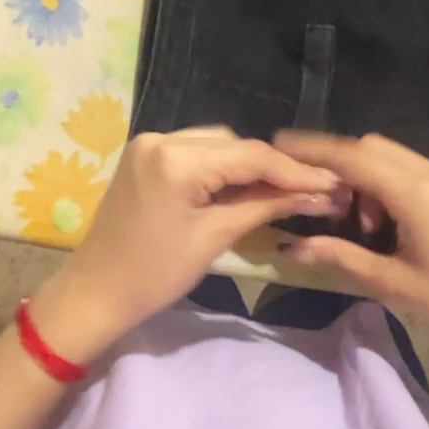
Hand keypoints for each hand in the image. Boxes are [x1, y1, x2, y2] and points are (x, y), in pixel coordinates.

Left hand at [27, 128, 338, 362]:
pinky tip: (244, 185)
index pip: (249, 155)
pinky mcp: (144, 155)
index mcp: (175, 158)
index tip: (332, 182)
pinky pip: (194, 152)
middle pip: (233, 143)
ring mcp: (148, 144)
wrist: (96, 291)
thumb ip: (266, 205)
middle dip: (272, 166)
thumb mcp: (215, 237)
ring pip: (215, 144)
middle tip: (313, 189)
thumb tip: (317, 193)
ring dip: (247, 164)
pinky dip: (220, 167)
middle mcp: (160, 138)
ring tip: (285, 189)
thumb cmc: (155, 273)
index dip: (294, 170)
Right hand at [272, 131, 428, 372]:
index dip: (312, 148)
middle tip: (313, 195)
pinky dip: (386, 185)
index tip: (277, 143)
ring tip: (355, 223)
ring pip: (391, 158)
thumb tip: (293, 248)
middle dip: (336, 164)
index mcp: (415, 193)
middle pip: (370, 148)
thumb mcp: (396, 285)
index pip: (352, 156)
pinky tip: (385, 224)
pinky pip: (411, 171)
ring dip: (363, 177)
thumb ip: (342, 259)